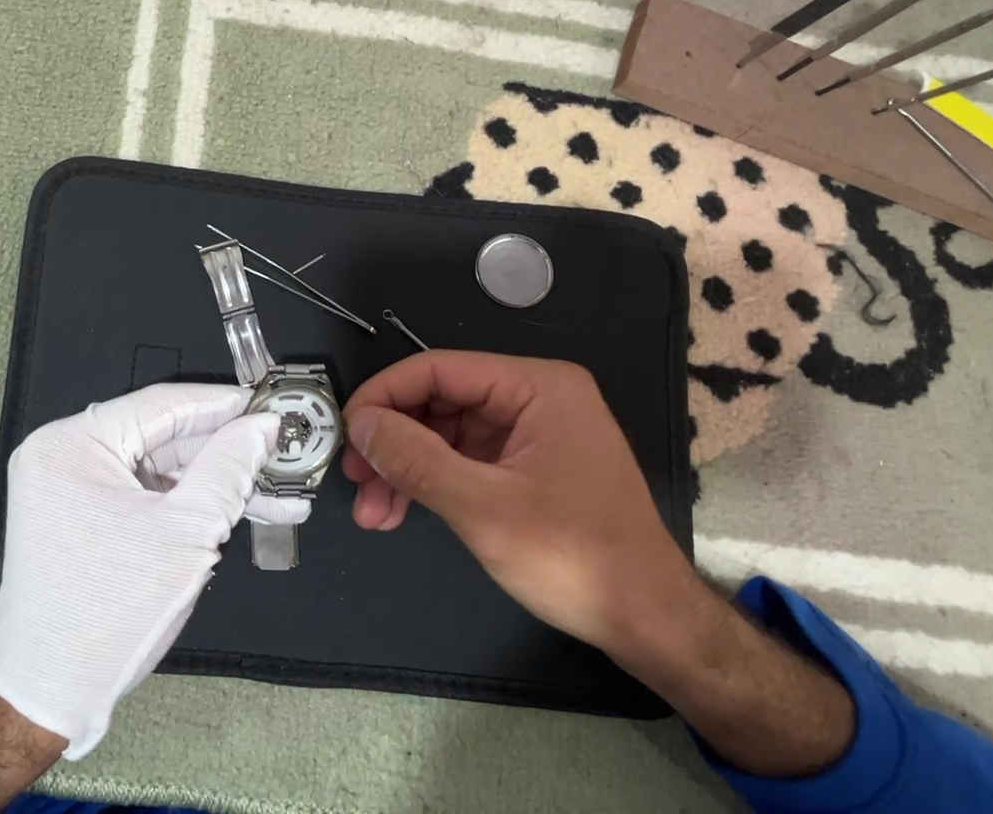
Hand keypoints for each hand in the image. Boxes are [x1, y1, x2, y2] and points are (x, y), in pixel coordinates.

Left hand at [0, 384, 275, 758]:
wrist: (55, 688)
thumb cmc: (111, 609)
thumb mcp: (188, 530)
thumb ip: (229, 467)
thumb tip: (261, 426)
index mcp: (72, 443)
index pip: (161, 404)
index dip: (222, 404)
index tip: (268, 404)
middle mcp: (63, 454)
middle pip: (161, 435)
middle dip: (225, 449)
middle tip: (280, 447)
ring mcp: (70, 485)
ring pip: (159, 467)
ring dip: (215, 480)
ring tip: (276, 488)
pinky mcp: (83, 515)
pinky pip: (145, 493)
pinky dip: (187, 502)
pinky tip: (240, 509)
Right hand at [341, 351, 700, 654]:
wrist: (647, 623)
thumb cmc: (575, 557)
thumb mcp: (483, 507)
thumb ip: (414, 458)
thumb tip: (359, 423)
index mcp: (537, 388)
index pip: (437, 370)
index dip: (383, 396)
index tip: (344, 432)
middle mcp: (533, 400)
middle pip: (436, 403)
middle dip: (391, 442)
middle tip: (353, 479)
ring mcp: (529, 435)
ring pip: (442, 435)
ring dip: (402, 469)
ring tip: (371, 511)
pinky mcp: (523, 469)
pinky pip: (460, 462)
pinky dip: (426, 484)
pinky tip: (396, 511)